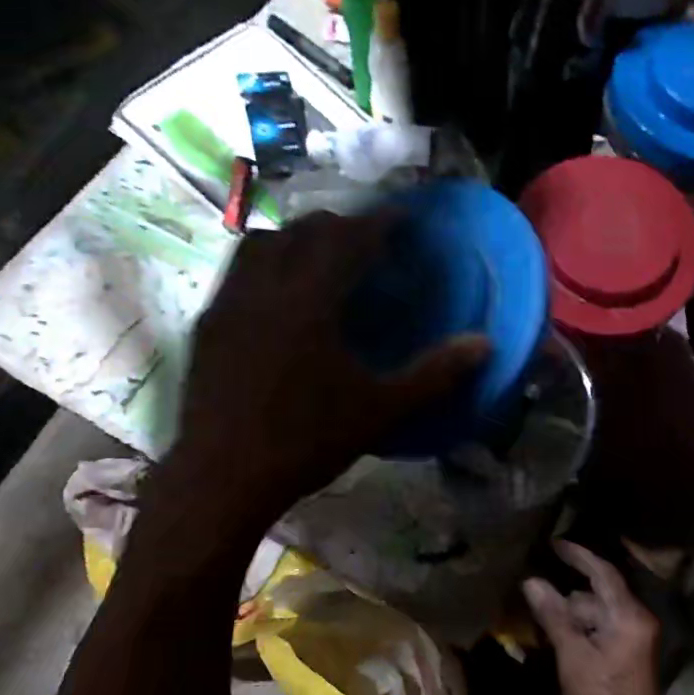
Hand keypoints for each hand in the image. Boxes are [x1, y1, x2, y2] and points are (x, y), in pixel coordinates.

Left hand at [171, 210, 489, 517]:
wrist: (223, 476)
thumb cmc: (306, 441)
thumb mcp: (380, 411)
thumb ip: (434, 374)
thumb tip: (485, 344)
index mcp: (309, 300)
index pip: (347, 239)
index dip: (379, 223)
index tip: (402, 218)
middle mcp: (264, 287)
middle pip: (302, 230)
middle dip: (339, 226)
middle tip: (366, 241)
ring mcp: (228, 303)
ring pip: (261, 243)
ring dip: (296, 238)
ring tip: (319, 257)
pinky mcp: (208, 324)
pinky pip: (238, 271)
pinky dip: (266, 264)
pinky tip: (277, 295)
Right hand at [522, 541, 666, 694]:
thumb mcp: (573, 656)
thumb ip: (554, 615)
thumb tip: (532, 582)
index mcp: (629, 616)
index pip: (603, 573)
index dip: (578, 555)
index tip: (554, 543)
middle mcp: (637, 618)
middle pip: (598, 594)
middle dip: (568, 599)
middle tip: (537, 599)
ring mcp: (636, 634)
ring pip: (598, 611)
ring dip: (573, 616)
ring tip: (545, 626)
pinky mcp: (631, 648)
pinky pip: (603, 625)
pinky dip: (583, 628)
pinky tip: (562, 640)